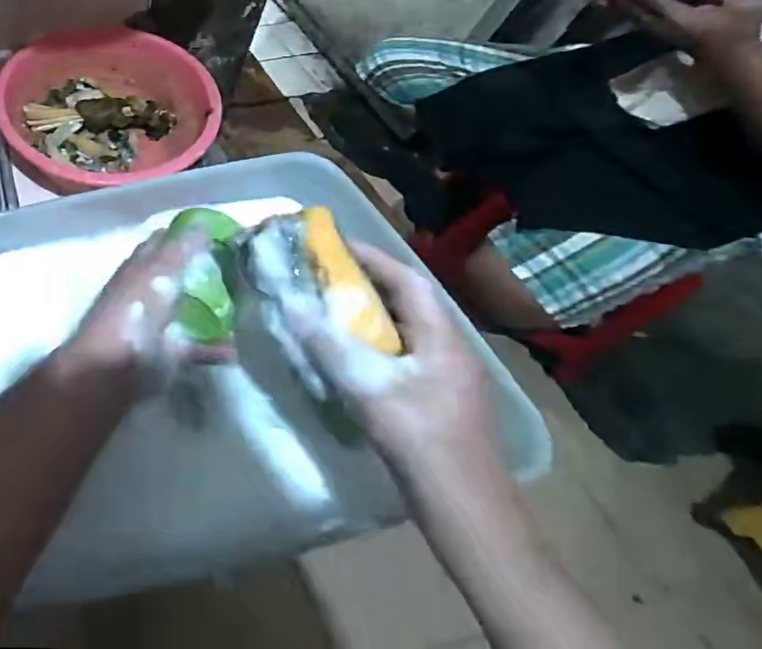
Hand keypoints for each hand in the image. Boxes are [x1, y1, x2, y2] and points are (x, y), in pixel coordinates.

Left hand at [61, 227, 232, 385]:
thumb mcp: (156, 274)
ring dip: (212, 309)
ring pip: (186, 310)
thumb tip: (202, 224)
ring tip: (244, 302)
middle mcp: (146, 292)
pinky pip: (196, 348)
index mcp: (138, 268)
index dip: (186, 234)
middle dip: (203, 271)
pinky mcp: (165, 356)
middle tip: (236, 265)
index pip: (163, 241)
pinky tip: (236, 349)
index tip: (218, 232)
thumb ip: (179, 251)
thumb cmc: (131, 314)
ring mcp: (155, 325)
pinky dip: (215, 348)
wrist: (109, 375)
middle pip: (177, 275)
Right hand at [285, 242, 497, 468]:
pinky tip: (353, 361)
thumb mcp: (369, 390)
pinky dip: (378, 348)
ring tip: (334, 312)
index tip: (337, 246)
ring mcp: (450, 379)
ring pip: (408, 333)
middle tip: (327, 278)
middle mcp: (451, 350)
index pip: (408, 280)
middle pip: (409, 303)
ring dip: (373, 318)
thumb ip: (329, 346)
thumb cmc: (422, 442)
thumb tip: (291, 306)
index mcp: (442, 338)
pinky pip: (407, 358)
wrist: (470, 516)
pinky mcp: (443, 403)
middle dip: (368, 286)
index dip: (373, 258)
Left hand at [605, 0, 761, 62]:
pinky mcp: (659, 33)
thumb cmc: (741, 30)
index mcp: (677, 16)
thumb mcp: (745, 2)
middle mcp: (660, 24)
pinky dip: (628, 6)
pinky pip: (637, 16)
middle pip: (632, 4)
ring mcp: (657, 30)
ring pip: (631, 12)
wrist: (733, 60)